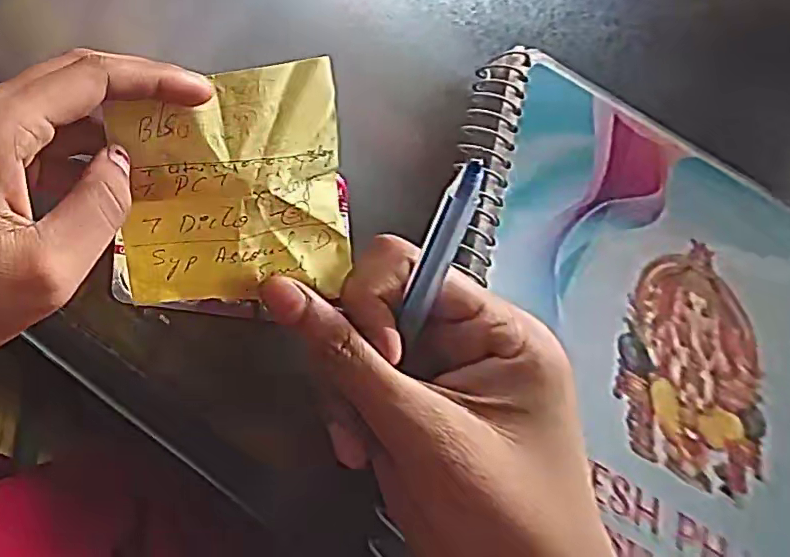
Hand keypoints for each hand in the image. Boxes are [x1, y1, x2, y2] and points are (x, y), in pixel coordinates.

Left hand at [0, 49, 213, 382]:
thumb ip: (99, 206)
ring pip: (59, 99)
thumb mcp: (46, 269)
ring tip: (162, 139)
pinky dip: (82, 143)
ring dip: (111, 115)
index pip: (88, 77)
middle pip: (74, 75)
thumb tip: (125, 160)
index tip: (199, 94)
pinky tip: (113, 169)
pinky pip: (41, 129)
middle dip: (137, 86)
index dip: (151, 79)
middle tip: (188, 108)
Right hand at [261, 236, 610, 556]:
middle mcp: (463, 335)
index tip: (378, 355)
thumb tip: (281, 291)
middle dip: (350, 356)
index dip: (372, 298)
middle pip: (368, 301)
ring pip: (348, 337)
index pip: (406, 265)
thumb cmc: (508, 523)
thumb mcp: (422, 432)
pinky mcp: (406, 392)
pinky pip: (349, 371)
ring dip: (342, 390)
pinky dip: (343, 406)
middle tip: (357, 404)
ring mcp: (433, 364)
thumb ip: (346, 357)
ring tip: (360, 440)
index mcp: (496, 328)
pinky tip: (360, 445)